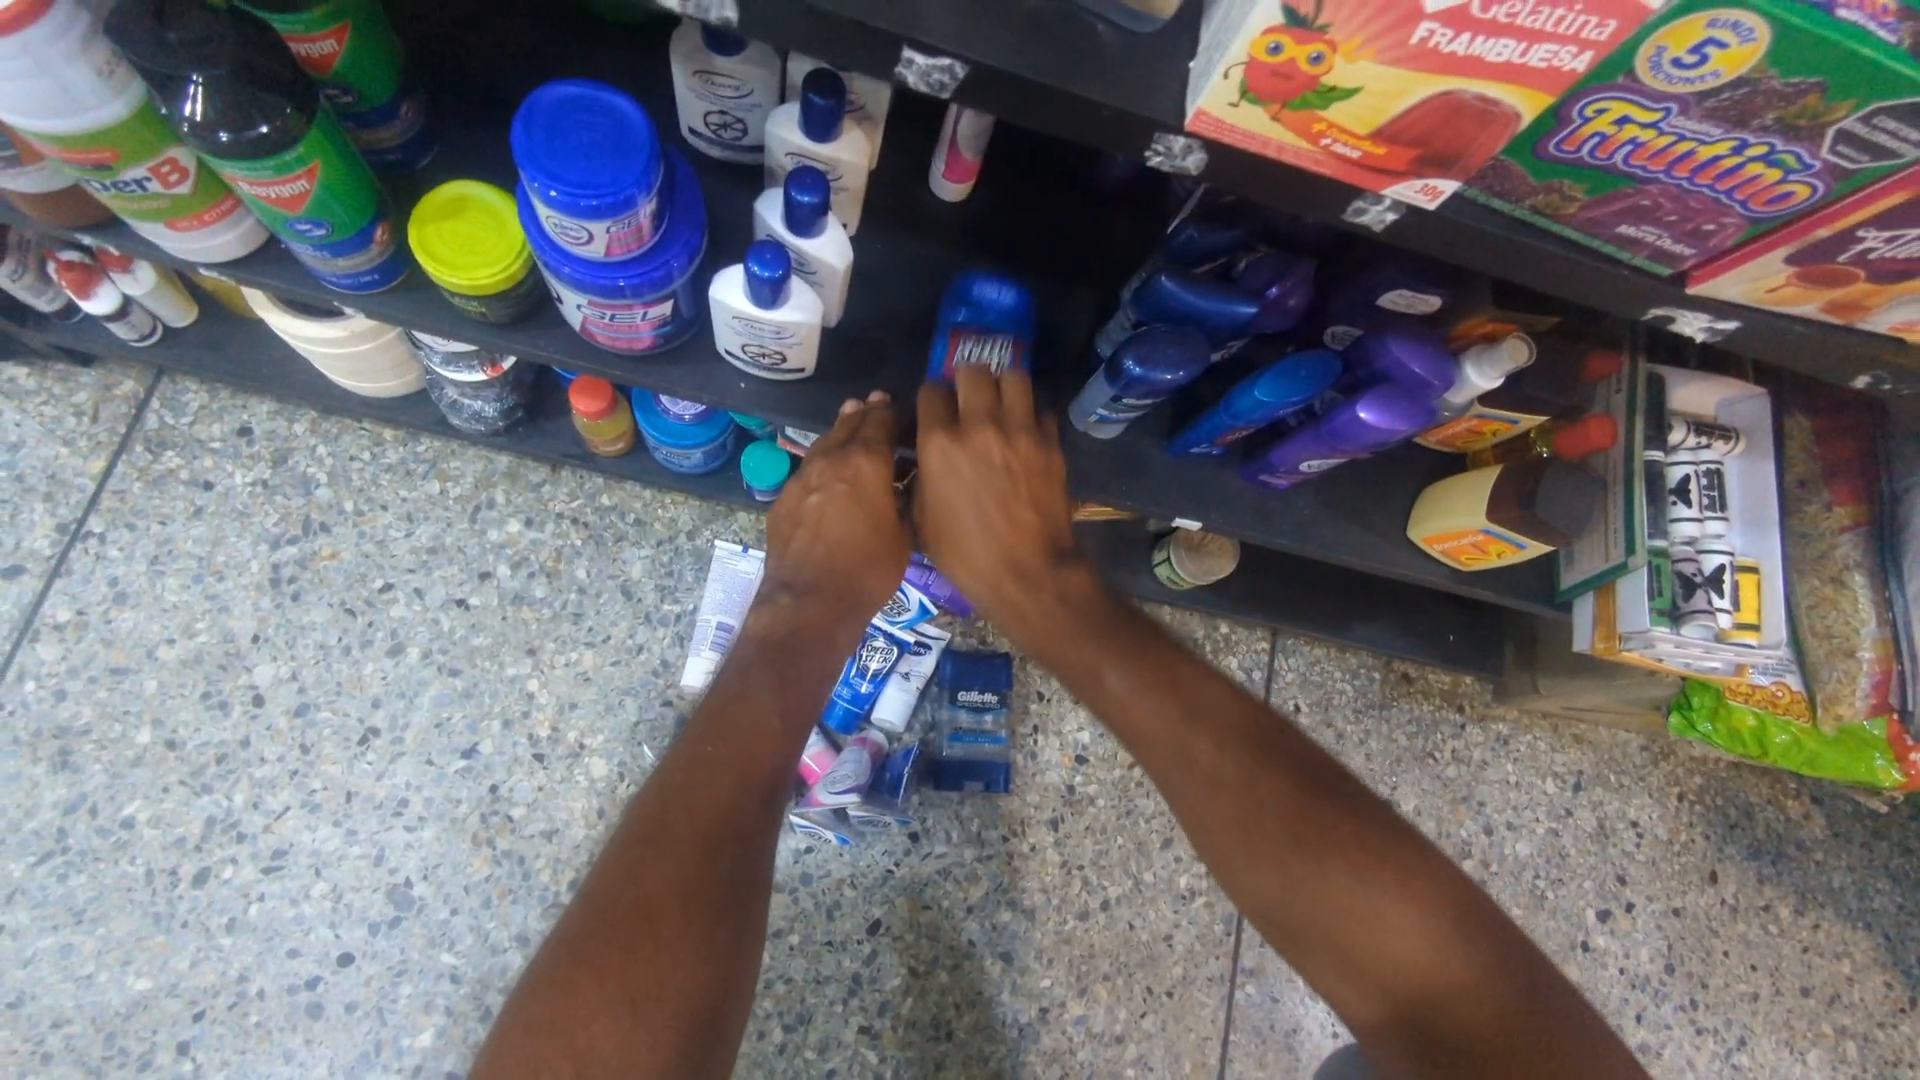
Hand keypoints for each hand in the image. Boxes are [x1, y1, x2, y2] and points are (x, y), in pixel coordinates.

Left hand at [761, 391, 910, 630]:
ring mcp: (801, 478)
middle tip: (877, 404)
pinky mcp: (783, 499)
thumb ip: (903, 500)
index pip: (882, 421)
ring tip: (851, 420)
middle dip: (866, 413)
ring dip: (841, 431)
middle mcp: (830, 459)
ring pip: (824, 442)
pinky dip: (823, 462)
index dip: (895, 412)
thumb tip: (902, 485)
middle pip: (850, 423)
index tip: (904, 410)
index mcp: (866, 462)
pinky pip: (808, 469)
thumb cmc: (868, 571)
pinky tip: (829, 472)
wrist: (809, 603)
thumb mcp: (903, 535)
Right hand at [915, 367, 1099, 643]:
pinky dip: (1031, 415)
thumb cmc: (965, 555)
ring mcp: (1020, 430)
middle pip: (973, 371)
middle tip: (968, 399)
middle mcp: (980, 425)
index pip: (931, 391)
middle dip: (966, 381)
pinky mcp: (1050, 443)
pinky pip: (1041, 409)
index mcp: (940, 443)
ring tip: (1001, 404)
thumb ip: (921, 475)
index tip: (935, 411)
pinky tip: (1026, 432)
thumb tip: (925, 457)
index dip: (931, 399)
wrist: (1027, 572)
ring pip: (1014, 377)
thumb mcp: (922, 518)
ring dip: (1003, 386)